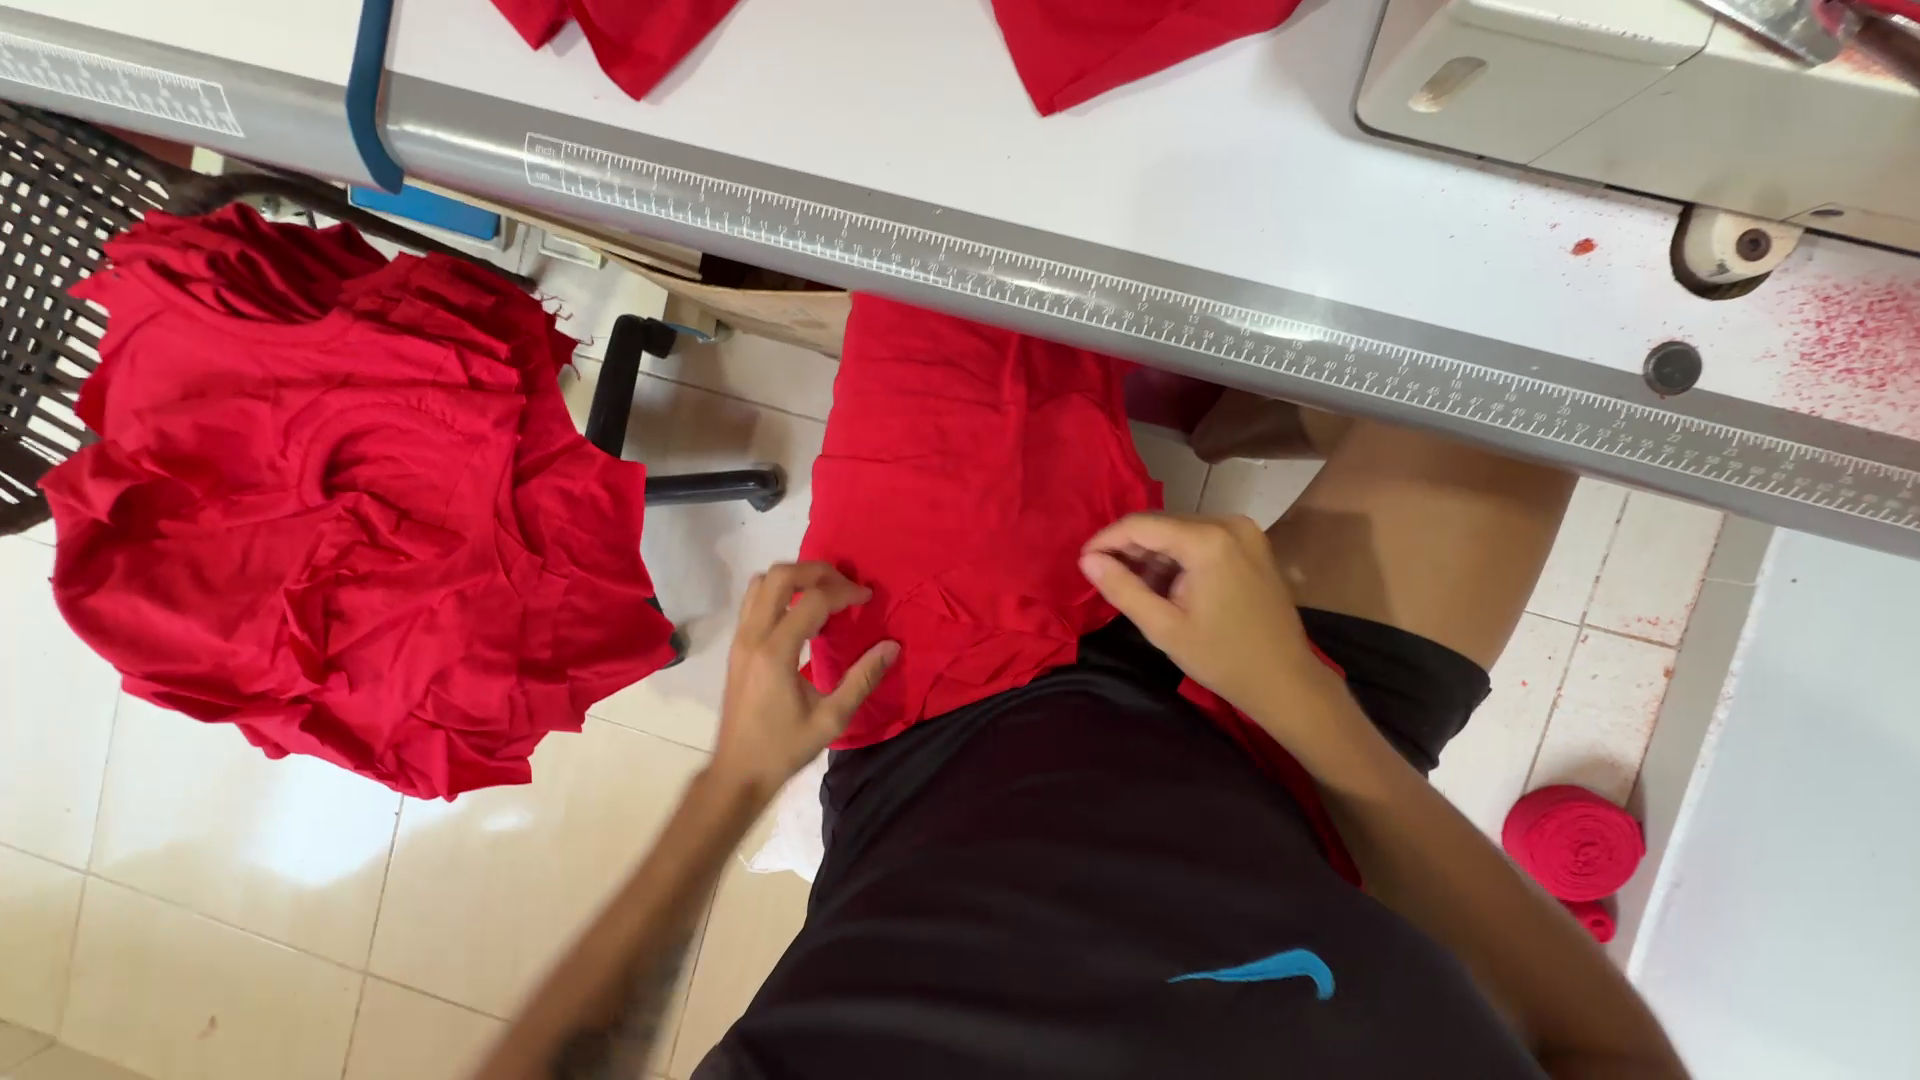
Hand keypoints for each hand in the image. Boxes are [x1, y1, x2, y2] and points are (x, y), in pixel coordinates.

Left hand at [711, 562, 897, 798]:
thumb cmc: (784, 748)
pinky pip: (754, 600)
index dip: (844, 593)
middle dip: (816, 571)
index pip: (813, 601)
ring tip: (824, 594)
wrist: (737, 771)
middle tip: (844, 586)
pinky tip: (802, 614)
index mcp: (776, 653)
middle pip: (779, 576)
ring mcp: (740, 639)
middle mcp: (752, 636)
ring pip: (760, 583)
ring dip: (794, 579)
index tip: (867, 600)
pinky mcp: (737, 646)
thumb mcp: (832, 719)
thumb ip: (863, 679)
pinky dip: (779, 593)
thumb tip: (891, 647)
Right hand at [1080, 513, 1328, 714]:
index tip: (1083, 562)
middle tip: (1106, 578)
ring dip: (1153, 553)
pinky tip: (1166, 585)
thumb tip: (1087, 561)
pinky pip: (1201, 538)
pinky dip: (1178, 556)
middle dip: (1130, 547)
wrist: (1284, 679)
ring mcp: (1244, 531)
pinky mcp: (1251, 543)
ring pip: (1179, 530)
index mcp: (1208, 540)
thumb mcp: (1163, 627)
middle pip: (1161, 523)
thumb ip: (1122, 589)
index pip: (1141, 525)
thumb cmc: (1222, 658)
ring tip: (1136, 587)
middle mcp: (1228, 523)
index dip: (1106, 540)